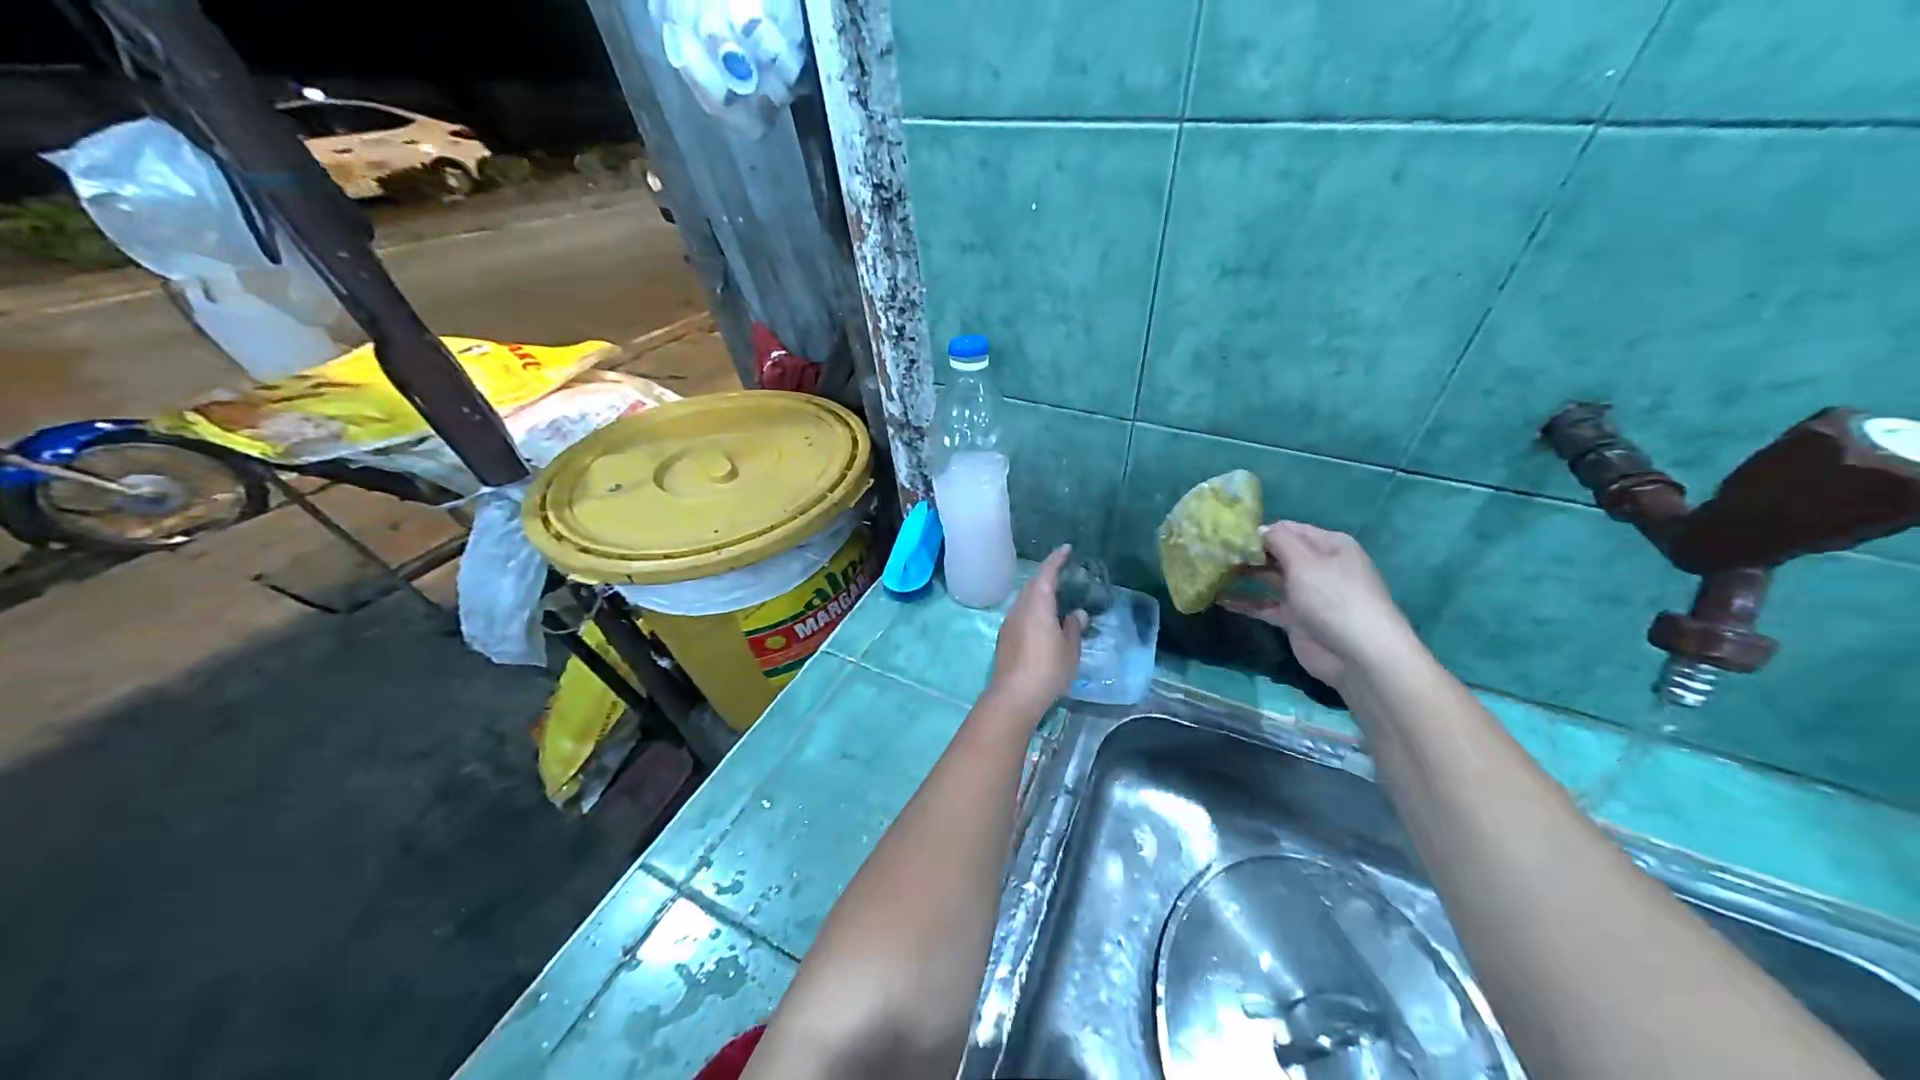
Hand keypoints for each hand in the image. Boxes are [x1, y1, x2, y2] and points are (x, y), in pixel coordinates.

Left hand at [984, 545, 1087, 716]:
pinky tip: (1044, 619)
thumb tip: (1076, 613)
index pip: (1046, 574)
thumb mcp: (1069, 649)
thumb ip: (1074, 628)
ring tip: (1057, 596)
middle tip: (1065, 573)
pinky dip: (1034, 608)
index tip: (1066, 549)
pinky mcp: (1005, 637)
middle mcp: (1020, 608)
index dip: (1056, 559)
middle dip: (1047, 576)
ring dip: (1039, 593)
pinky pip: (1021, 613)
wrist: (1013, 695)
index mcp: (1037, 604)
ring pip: (1025, 599)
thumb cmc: (1047, 669)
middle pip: (1033, 585)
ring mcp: (1009, 622)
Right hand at [1219, 522, 1417, 688]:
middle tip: (1214, 552)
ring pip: (1269, 579)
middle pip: (1277, 554)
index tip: (1228, 533)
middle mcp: (1318, 566)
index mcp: (1328, 546)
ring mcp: (1306, 594)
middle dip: (1249, 553)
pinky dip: (1245, 602)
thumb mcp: (1305, 561)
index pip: (1289, 529)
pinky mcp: (1295, 619)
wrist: (1358, 654)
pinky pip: (1265, 605)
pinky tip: (1220, 599)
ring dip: (1244, 576)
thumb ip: (1278, 541)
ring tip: (1211, 571)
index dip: (1260, 530)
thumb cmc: (1333, 597)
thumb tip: (1258, 529)